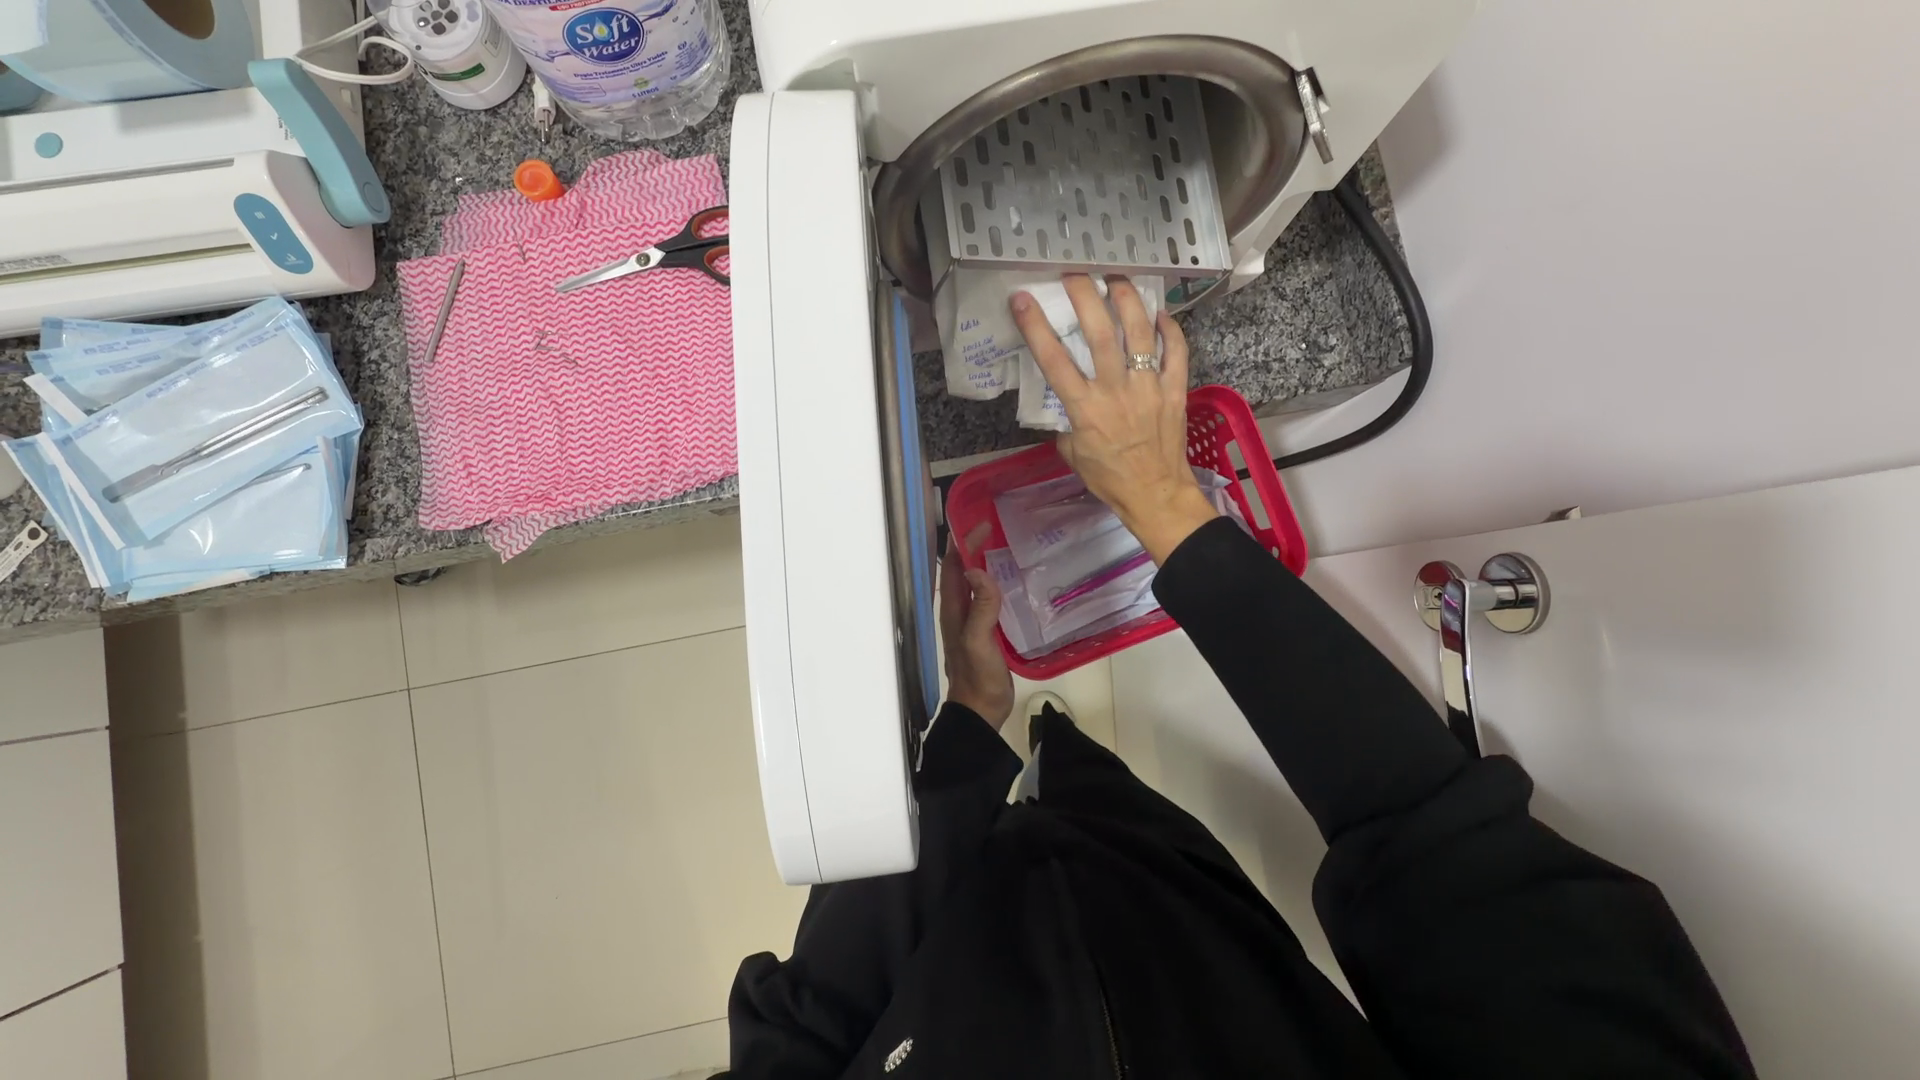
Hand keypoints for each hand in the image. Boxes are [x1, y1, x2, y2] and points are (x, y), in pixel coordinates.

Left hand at [940, 525, 1013, 729]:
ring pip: (978, 584)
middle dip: (976, 548)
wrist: (982, 710)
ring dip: (989, 564)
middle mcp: (960, 610)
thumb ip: (980, 606)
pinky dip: (1001, 585)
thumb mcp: (978, 640)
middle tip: (1001, 528)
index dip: (963, 543)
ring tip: (1011, 546)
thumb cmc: (977, 676)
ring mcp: (975, 621)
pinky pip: (992, 600)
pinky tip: (1019, 581)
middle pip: (964, 571)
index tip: (982, 523)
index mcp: (953, 609)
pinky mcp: (989, 631)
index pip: (953, 566)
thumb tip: (977, 569)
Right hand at [1009, 275, 1217, 563]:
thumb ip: (1066, 422)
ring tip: (1117, 278)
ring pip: (1140, 332)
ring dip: (1127, 299)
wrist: (1155, 495)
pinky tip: (1159, 313)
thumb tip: (1065, 400)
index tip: (1023, 299)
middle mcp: (1116, 392)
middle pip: (1101, 333)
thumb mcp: (1072, 454)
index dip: (1035, 326)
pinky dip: (1169, 328)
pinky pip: (1176, 351)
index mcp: (1085, 409)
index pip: (1054, 361)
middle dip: (1086, 296)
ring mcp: (1149, 388)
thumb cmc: (1108, 478)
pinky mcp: (1175, 390)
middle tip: (1076, 274)